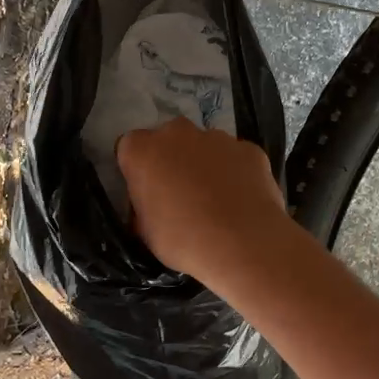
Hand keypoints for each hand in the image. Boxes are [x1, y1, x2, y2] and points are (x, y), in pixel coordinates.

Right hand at [116, 117, 290, 281]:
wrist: (243, 245)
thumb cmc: (182, 240)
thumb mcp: (144, 230)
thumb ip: (142, 205)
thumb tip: (151, 203)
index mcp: (141, 151)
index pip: (129, 148)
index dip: (137, 169)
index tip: (145, 191)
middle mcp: (176, 133)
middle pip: (167, 139)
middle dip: (171, 159)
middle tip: (178, 193)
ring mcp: (216, 138)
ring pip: (204, 146)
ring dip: (203, 164)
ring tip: (215, 200)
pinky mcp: (249, 149)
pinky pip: (235, 157)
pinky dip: (235, 172)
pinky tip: (240, 200)